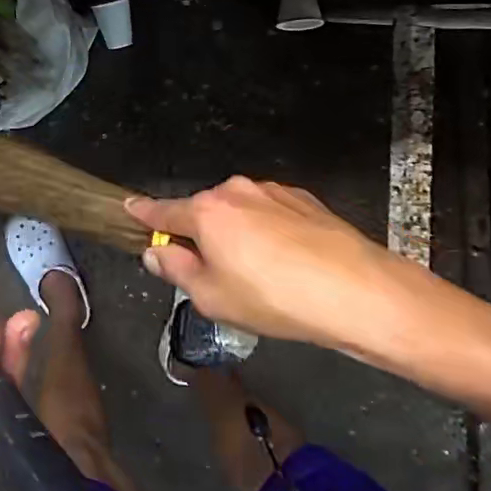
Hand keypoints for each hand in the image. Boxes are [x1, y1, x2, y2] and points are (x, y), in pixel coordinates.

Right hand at [126, 176, 458, 361]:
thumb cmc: (276, 299)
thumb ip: (175, 270)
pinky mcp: (303, 199)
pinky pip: (268, 212)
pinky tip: (287, 262)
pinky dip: (265, 230)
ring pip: (237, 211)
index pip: (161, 210)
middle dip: (198, 234)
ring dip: (235, 232)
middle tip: (212, 274)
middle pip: (201, 210)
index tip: (128, 210)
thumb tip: (157, 251)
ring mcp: (272, 191)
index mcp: (205, 211)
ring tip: (259, 273)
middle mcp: (234, 190)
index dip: (142, 214)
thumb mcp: (212, 298)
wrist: (362, 293)